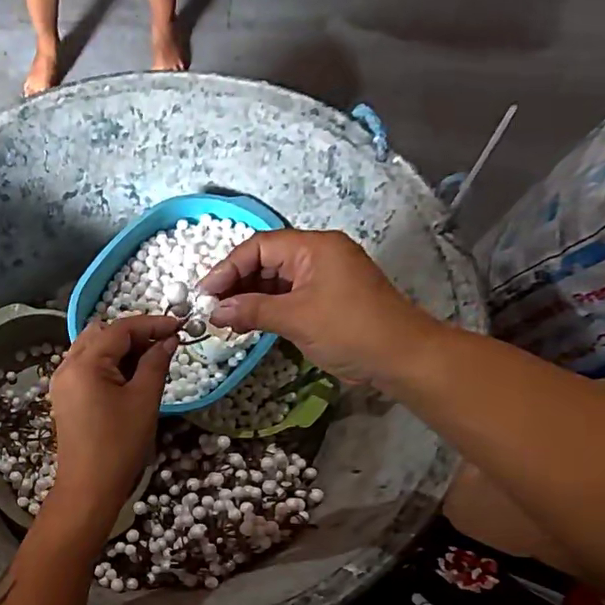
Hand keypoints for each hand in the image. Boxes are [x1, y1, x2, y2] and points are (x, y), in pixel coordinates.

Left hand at [47, 315, 179, 528]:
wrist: (89, 487)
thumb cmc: (119, 444)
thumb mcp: (144, 400)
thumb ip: (156, 363)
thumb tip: (168, 341)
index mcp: (84, 363)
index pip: (120, 329)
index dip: (152, 324)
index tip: (179, 325)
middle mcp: (67, 366)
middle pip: (102, 334)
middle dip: (135, 334)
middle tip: (165, 344)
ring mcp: (62, 383)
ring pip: (93, 349)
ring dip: (121, 349)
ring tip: (151, 360)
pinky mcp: (65, 398)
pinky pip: (87, 368)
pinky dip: (109, 364)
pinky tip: (131, 376)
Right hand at [198, 229, 445, 392]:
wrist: (400, 357)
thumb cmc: (350, 330)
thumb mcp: (296, 318)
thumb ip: (252, 310)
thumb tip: (215, 311)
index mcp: (314, 247)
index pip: (259, 247)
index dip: (227, 268)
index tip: (204, 293)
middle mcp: (318, 255)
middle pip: (265, 261)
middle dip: (235, 283)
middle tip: (209, 309)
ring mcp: (323, 278)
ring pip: (274, 281)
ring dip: (248, 298)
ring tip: (223, 319)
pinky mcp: (325, 300)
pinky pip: (287, 297)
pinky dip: (265, 309)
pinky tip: (246, 324)